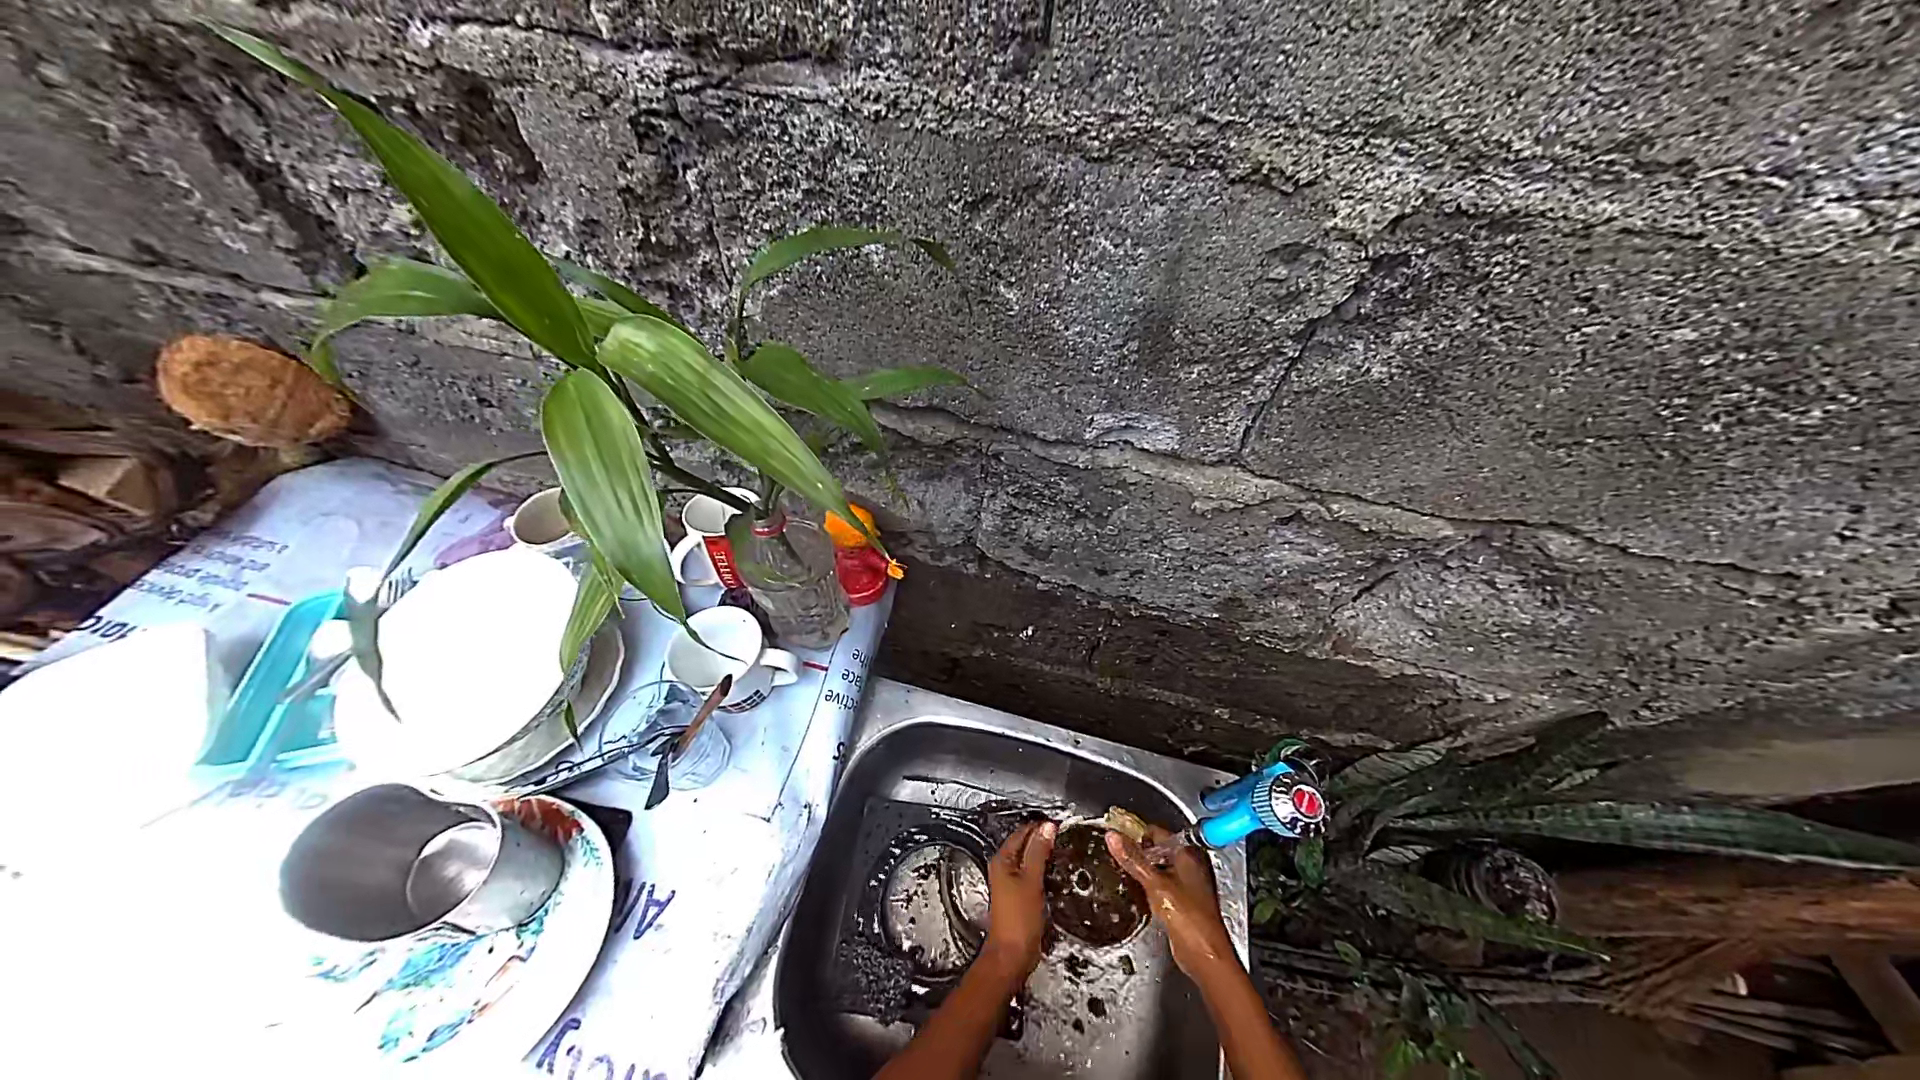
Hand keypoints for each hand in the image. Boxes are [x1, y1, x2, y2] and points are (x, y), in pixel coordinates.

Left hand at [982, 819, 1055, 976]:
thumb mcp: (1031, 880)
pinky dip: (1043, 869)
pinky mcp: (1020, 895)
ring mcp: (1011, 882)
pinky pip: (1033, 874)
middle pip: (1025, 844)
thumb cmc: (1018, 920)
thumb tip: (1047, 828)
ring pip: (1029, 859)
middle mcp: (1003, 868)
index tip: (1059, 825)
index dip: (1040, 826)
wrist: (1013, 955)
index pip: (1022, 832)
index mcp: (1002, 860)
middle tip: (1064, 836)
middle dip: (1043, 839)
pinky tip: (1056, 872)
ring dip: (1044, 854)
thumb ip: (1038, 852)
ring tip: (1062, 851)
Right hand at [1106, 825, 1236, 977]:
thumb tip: (1113, 836)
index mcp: (1188, 854)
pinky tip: (1138, 892)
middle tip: (1118, 856)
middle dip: (1138, 853)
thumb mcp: (1155, 883)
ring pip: (1158, 868)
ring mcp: (1187, 884)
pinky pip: (1160, 884)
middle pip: (1157, 849)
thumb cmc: (1190, 919)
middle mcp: (1190, 866)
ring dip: (1143, 870)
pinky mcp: (1182, 901)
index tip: (1117, 838)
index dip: (1136, 834)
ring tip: (1124, 873)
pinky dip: (1149, 885)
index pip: (1157, 832)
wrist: (1205, 957)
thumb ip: (1133, 859)